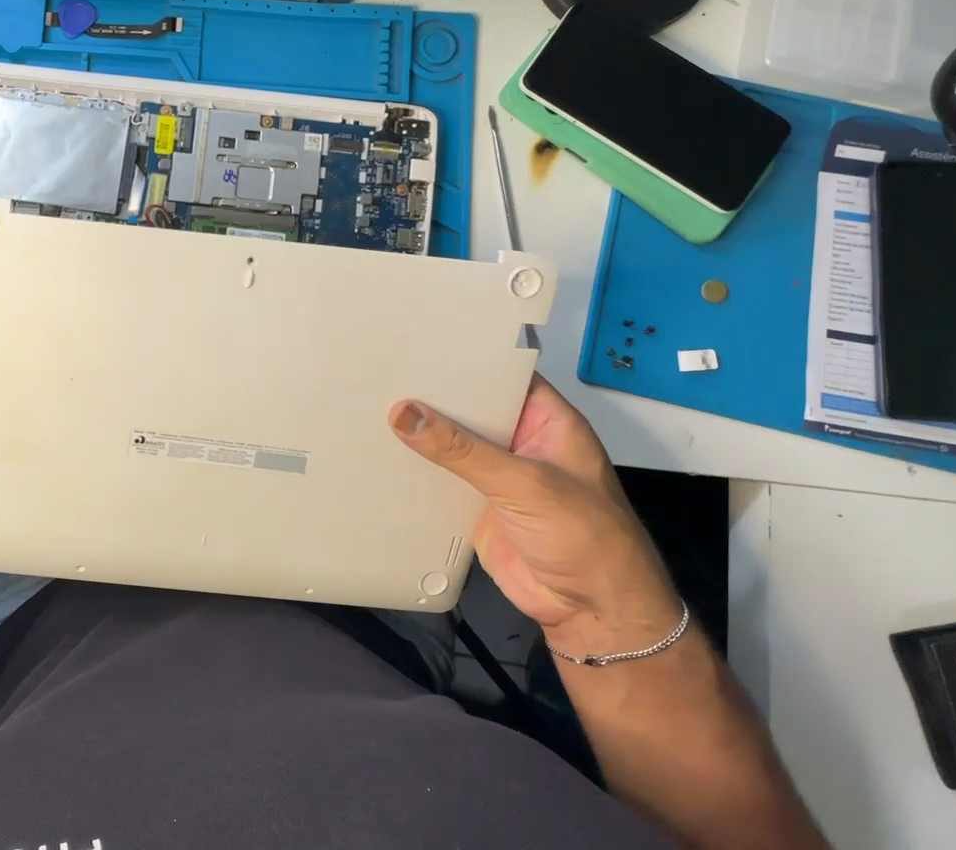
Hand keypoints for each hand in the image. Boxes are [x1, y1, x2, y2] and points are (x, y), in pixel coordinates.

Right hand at [388, 375, 681, 657]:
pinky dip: (412, 469)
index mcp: (546, 421)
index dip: (463, 358)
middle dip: (429, 395)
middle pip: (467, 408)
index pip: (500, 374)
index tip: (414, 343)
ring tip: (364, 405)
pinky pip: (438, 478)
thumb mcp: (525, 484)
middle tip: (377, 371)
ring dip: (416, 434)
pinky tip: (376, 454)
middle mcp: (518, 440)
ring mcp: (495, 473)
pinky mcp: (474, 503)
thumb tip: (402, 413)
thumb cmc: (585, 537)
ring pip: (448, 443)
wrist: (591, 611)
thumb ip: (461, 450)